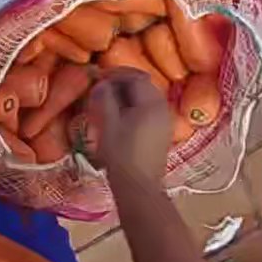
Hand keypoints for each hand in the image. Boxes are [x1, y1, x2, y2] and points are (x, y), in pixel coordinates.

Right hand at [87, 70, 171, 186]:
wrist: (138, 187)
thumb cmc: (121, 155)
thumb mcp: (108, 125)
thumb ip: (105, 100)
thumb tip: (102, 84)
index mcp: (152, 103)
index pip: (136, 77)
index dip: (115, 74)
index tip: (97, 77)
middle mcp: (163, 108)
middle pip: (143, 85)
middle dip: (121, 82)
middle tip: (100, 87)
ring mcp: (164, 121)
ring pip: (145, 98)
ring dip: (126, 95)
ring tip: (106, 102)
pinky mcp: (161, 133)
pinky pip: (147, 110)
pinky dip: (133, 106)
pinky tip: (118, 117)